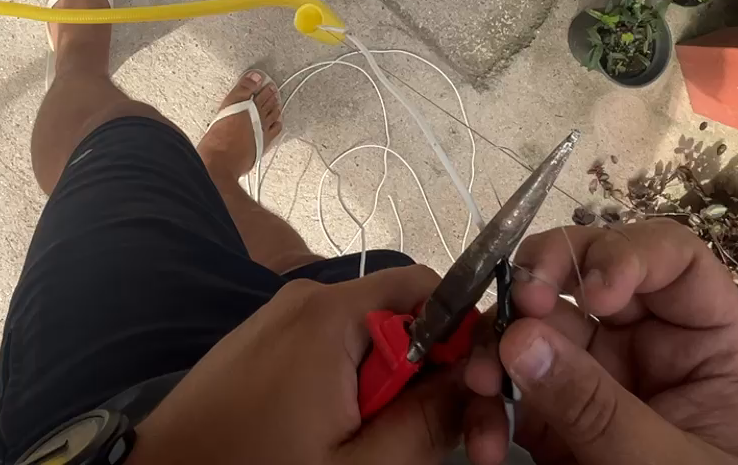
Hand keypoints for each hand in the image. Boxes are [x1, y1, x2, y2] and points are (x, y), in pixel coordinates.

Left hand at [132, 265, 465, 464]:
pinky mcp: (261, 339)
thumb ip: (427, 421)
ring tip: (371, 449)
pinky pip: (326, 348)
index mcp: (333, 312)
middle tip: (425, 440)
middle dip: (422, 372)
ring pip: (363, 338)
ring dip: (385, 386)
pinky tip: (332, 436)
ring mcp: (278, 315)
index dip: (460, 336)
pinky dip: (347, 385)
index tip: (473, 395)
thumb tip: (476, 378)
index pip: (424, 289)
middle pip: (395, 316)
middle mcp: (307, 296)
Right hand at [462, 219, 737, 464]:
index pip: (671, 258)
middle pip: (583, 274)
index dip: (625, 253)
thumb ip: (601, 410)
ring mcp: (597, 382)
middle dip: (538, 283)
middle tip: (513, 306)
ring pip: (534, 328)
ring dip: (498, 348)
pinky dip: (488, 407)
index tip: (590, 293)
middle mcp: (648, 348)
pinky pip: (513, 391)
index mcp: (708, 345)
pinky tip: (483, 439)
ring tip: (480, 385)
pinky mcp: (557, 425)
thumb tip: (518, 336)